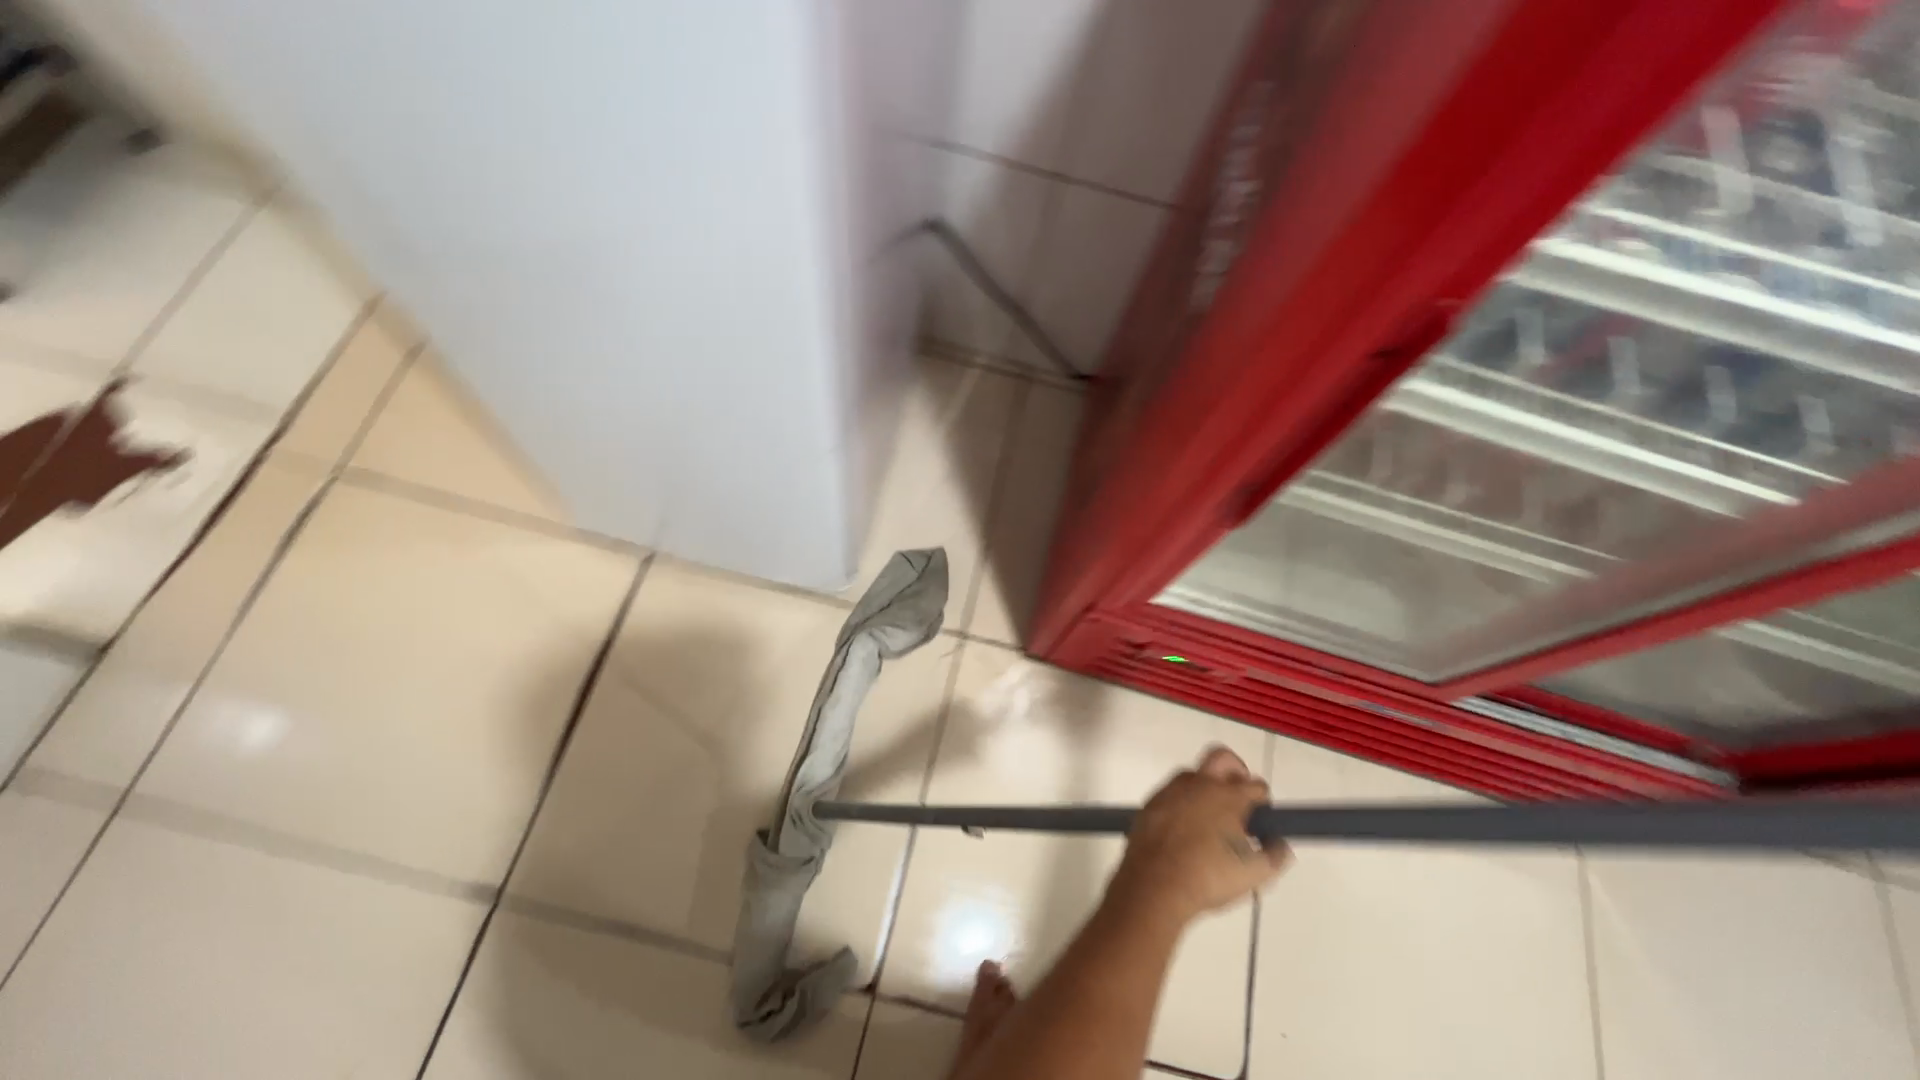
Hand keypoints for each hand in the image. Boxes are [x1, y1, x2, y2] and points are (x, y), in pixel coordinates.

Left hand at [1106, 746, 1290, 927]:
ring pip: (1193, 775)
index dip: (1263, 802)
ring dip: (1205, 788)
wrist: (1153, 886)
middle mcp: (1200, 784)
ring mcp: (1171, 790)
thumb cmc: (1208, 878)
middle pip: (1223, 758)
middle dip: (1236, 771)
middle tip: (1238, 798)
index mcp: (1229, 796)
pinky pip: (1172, 793)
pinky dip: (1182, 803)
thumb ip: (1276, 855)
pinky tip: (1184, 828)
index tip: (1261, 821)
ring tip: (1210, 820)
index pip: (1257, 785)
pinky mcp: (1151, 802)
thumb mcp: (1255, 875)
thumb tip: (1279, 843)